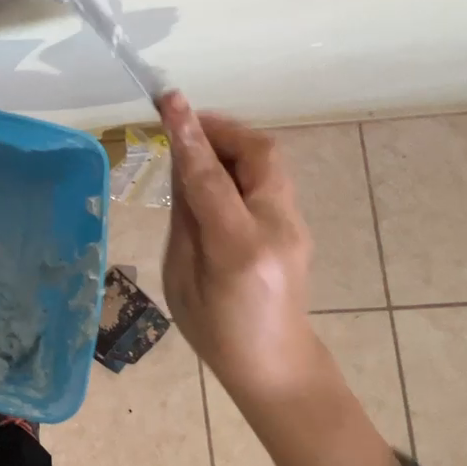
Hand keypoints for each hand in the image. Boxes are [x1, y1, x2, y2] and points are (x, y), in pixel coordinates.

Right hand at [157, 93, 319, 398]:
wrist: (277, 366)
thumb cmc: (215, 333)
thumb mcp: (181, 278)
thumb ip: (185, 218)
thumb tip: (182, 167)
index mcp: (240, 248)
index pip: (211, 177)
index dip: (188, 135)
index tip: (169, 99)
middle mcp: (277, 228)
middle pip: (259, 153)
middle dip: (220, 128)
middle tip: (184, 126)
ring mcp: (295, 226)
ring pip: (269, 161)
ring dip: (231, 143)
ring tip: (195, 148)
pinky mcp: (297, 226)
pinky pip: (269, 178)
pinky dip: (240, 164)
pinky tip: (215, 178)